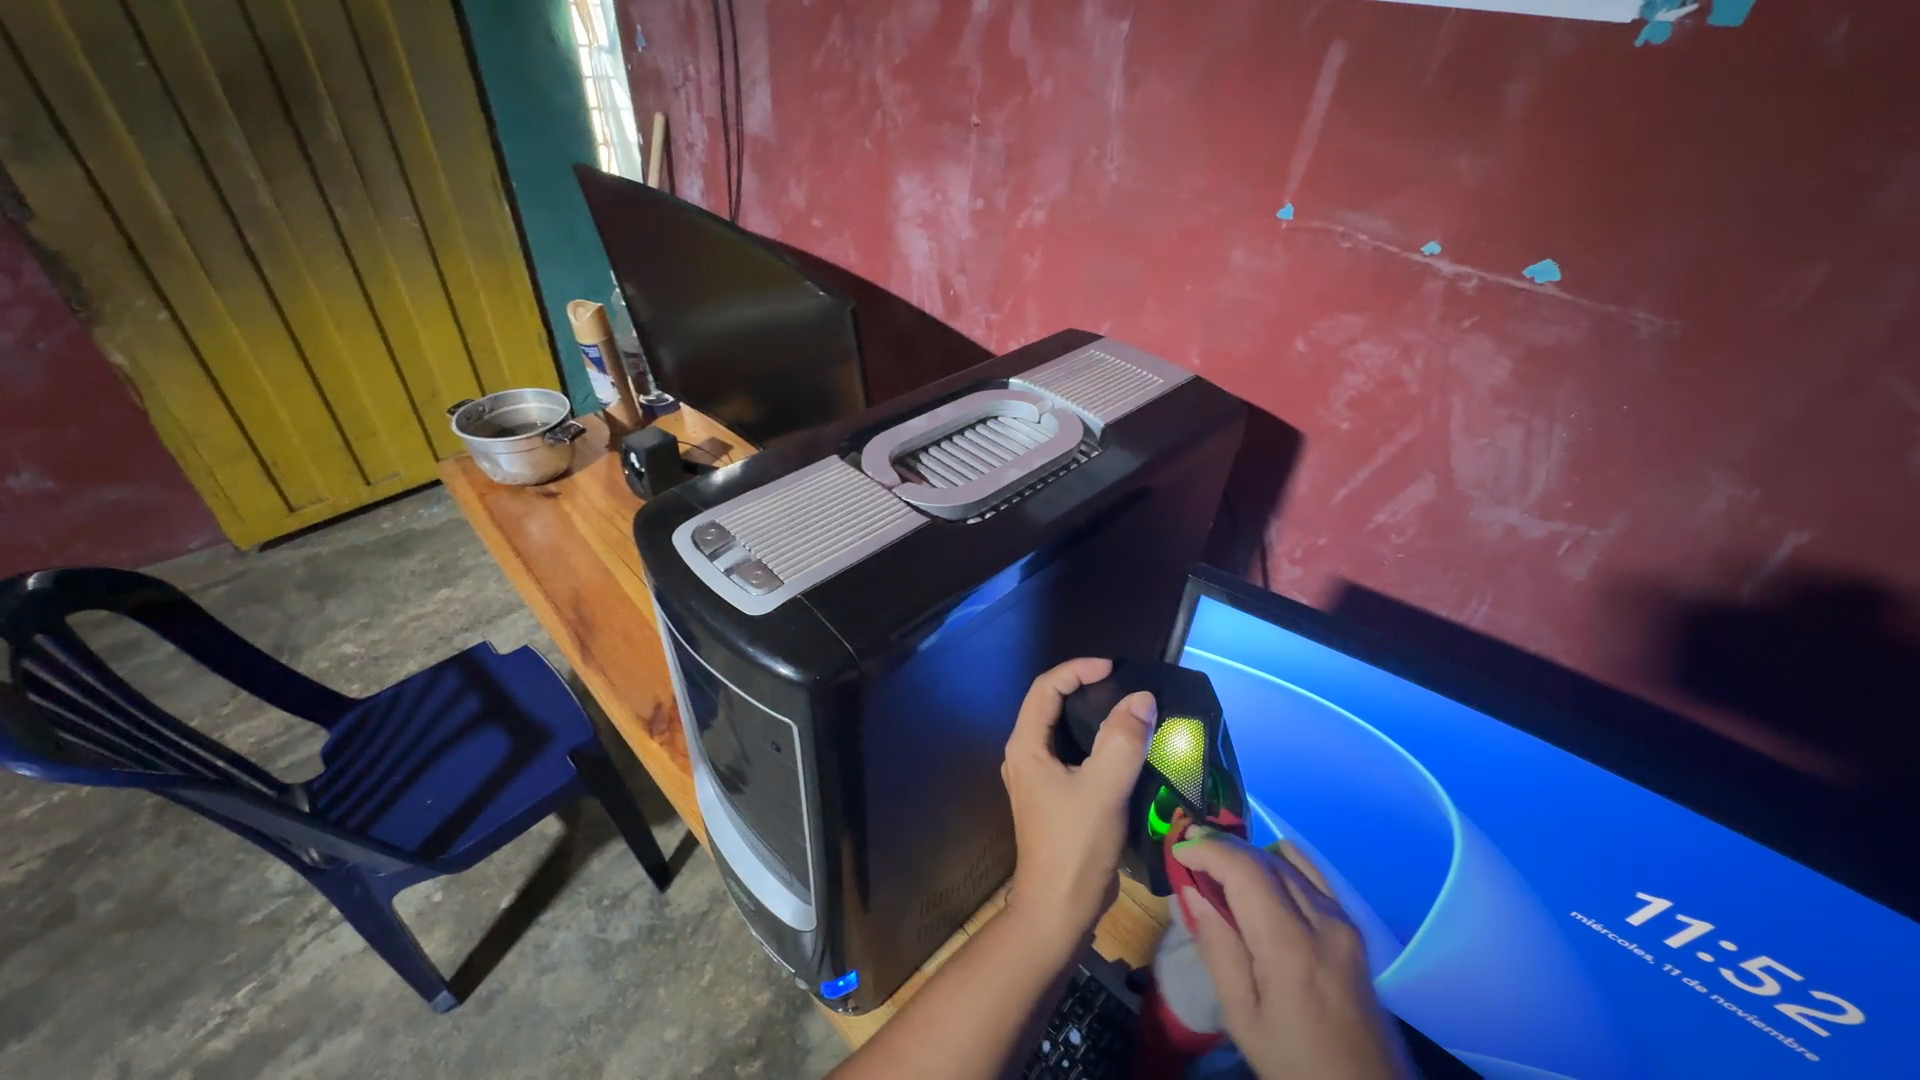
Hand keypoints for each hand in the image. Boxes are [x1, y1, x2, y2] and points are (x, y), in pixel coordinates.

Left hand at [1001, 658, 1156, 947]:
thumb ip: (1122, 740)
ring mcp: (1039, 779)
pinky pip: (1075, 757)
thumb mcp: (1103, 789)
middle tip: (1126, 686)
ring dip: (1094, 718)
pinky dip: (1098, 745)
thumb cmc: (1075, 846)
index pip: (1046, 688)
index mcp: (1027, 747)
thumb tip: (1141, 698)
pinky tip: (1127, 751)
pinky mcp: (1054, 798)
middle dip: (1086, 690)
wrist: (1059, 909)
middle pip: (1052, 707)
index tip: (1113, 668)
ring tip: (1132, 712)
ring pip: (1065, 733)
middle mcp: (1026, 757)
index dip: (1077, 670)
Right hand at [1172, 830, 1410, 1079]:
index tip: (1178, 850)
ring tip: (1216, 864)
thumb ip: (1217, 948)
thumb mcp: (1242, 1016)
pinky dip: (1279, 863)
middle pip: (1265, 858)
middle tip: (1188, 851)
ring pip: (1287, 862)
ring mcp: (1344, 920)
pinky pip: (1312, 875)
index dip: (1208, 849)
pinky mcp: (1353, 927)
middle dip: (1223, 847)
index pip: (1245, 869)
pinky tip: (1259, 876)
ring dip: (1248, 854)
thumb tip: (1191, 891)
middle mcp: (1323, 920)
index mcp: (1290, 946)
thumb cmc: (1294, 1061)